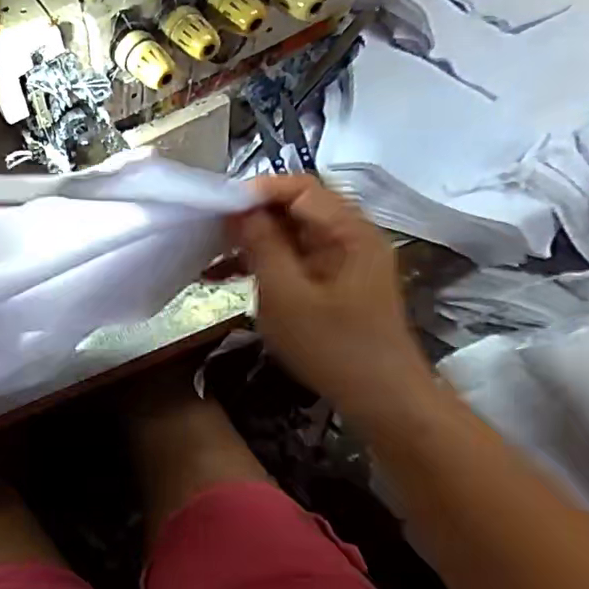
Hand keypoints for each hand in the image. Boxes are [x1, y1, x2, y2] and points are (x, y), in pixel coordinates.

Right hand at [228, 176, 432, 417]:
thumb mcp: (286, 295)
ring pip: (289, 234)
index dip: (257, 191)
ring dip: (249, 240)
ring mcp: (342, 260)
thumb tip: (238, 210)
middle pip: (295, 208)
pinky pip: (292, 259)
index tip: (216, 206)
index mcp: (349, 231)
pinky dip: (261, 263)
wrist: (381, 399)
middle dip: (249, 215)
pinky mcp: (332, 282)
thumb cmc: (333, 347)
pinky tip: (224, 276)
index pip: (300, 188)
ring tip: (207, 254)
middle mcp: (350, 236)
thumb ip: (262, 246)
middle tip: (206, 230)